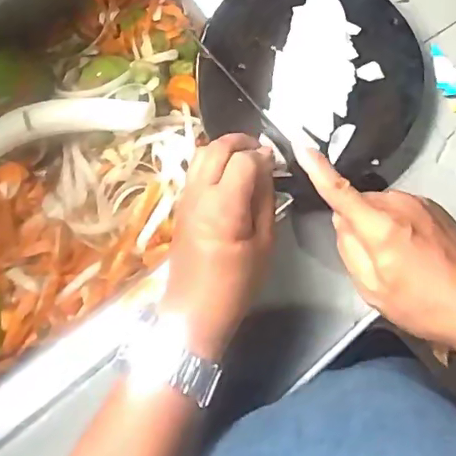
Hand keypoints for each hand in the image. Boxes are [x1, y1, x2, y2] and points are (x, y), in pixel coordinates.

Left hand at [162, 134, 274, 357]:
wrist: (192, 313)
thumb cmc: (235, 284)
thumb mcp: (264, 243)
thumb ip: (265, 198)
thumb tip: (266, 166)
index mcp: (224, 204)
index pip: (244, 158)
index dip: (262, 154)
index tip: (275, 162)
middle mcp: (199, 193)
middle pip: (217, 146)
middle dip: (241, 141)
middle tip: (261, 151)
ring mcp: (185, 196)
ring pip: (201, 152)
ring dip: (223, 148)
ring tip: (244, 160)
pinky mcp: (180, 203)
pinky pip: (194, 168)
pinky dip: (212, 161)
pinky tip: (228, 176)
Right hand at [299, 148, 455, 360]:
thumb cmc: (428, 306)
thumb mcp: (376, 292)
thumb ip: (350, 252)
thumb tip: (343, 223)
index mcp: (381, 227)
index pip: (339, 191)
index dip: (317, 169)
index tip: (302, 146)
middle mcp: (399, 204)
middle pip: (359, 204)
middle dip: (357, 225)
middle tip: (376, 264)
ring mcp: (418, 202)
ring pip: (379, 207)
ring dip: (379, 226)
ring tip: (402, 264)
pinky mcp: (432, 206)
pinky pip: (400, 210)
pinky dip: (398, 226)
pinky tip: (417, 255)